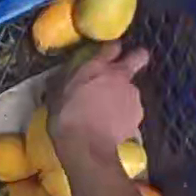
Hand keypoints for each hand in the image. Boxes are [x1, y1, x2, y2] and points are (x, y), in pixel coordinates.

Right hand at [51, 41, 149, 168]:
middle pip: (138, 57)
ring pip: (131, 89)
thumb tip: (60, 77)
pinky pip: (131, 111)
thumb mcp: (56, 97)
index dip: (112, 50)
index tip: (108, 55)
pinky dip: (124, 116)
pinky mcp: (139, 115)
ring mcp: (133, 95)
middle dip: (135, 59)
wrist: (88, 148)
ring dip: (122, 97)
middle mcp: (120, 76)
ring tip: (107, 114)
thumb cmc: (66, 120)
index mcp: (97, 67)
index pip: (112, 46)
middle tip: (122, 72)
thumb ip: (63, 82)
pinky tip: (112, 128)